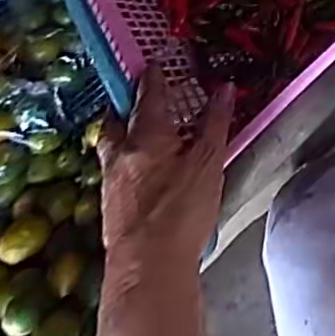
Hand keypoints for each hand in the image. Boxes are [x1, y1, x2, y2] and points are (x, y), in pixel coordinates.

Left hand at [96, 65, 234, 267]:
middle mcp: (122, 152)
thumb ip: (215, 122)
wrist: (146, 271)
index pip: (149, 95)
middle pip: (117, 119)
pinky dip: (125, 160)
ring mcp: (112, 181)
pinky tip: (140, 170)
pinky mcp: (110, 207)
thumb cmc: (180, 212)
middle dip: (126, 105)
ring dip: (122, 133)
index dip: (153, 77)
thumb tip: (224, 88)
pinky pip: (114, 170)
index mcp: (146, 135)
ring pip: (112, 145)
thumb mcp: (209, 161)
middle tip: (138, 95)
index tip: (154, 64)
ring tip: (138, 131)